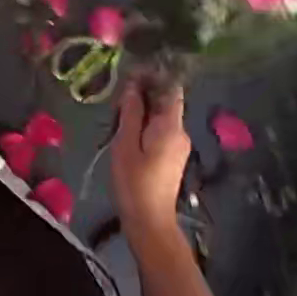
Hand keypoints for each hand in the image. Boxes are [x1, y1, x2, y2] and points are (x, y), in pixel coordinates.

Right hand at [111, 80, 190, 237]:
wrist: (150, 222)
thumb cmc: (134, 181)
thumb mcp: (125, 143)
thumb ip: (130, 112)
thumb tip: (132, 87)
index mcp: (171, 127)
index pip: (171, 89)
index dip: (154, 77)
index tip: (130, 73)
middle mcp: (180, 132)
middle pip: (165, 101)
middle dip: (142, 93)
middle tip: (116, 99)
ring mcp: (178, 145)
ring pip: (161, 115)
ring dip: (141, 109)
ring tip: (116, 115)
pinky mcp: (172, 155)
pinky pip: (160, 129)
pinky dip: (144, 123)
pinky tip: (126, 131)